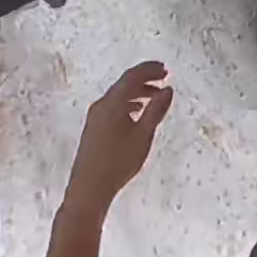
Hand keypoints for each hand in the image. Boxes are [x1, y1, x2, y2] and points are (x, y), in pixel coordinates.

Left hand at [62, 62, 173, 220]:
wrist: (89, 188)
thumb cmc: (118, 162)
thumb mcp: (143, 135)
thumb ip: (156, 110)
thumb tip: (167, 90)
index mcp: (113, 103)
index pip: (132, 76)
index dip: (149, 69)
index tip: (164, 68)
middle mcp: (101, 105)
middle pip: (124, 84)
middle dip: (144, 78)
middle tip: (163, 77)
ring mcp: (95, 116)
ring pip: (118, 95)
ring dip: (137, 91)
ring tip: (154, 96)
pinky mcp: (94, 127)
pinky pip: (112, 106)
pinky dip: (127, 103)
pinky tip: (136, 112)